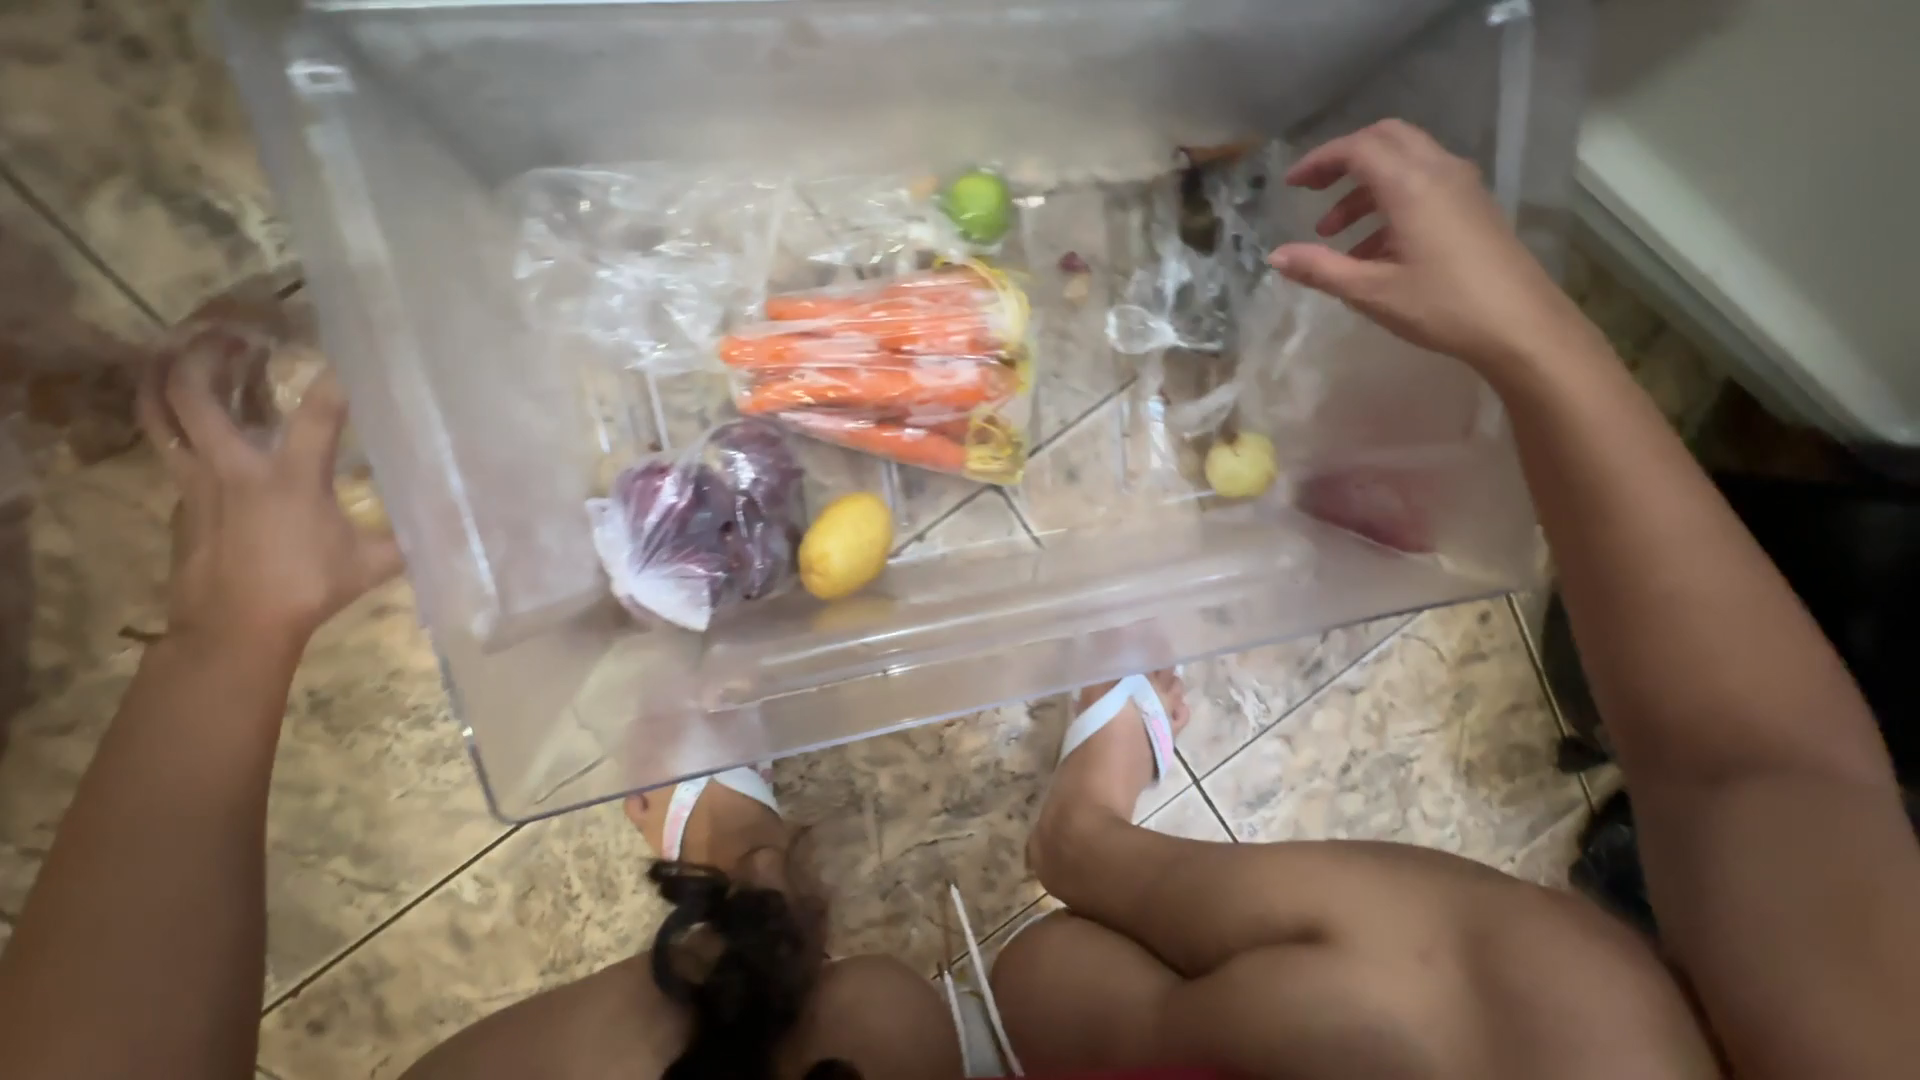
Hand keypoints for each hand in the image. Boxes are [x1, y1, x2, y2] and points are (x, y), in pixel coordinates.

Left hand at [137, 327, 402, 652]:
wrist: (235, 626)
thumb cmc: (309, 588)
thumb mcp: (375, 561)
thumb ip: (412, 534)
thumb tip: (460, 519)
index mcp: (290, 476)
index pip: (319, 412)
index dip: (337, 380)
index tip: (351, 353)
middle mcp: (235, 466)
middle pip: (196, 393)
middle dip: (206, 355)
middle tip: (231, 335)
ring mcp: (198, 480)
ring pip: (159, 413)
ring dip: (164, 376)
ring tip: (183, 352)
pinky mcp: (182, 498)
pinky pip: (166, 444)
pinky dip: (169, 418)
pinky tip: (188, 416)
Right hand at [1267, 119, 1592, 371]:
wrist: (1519, 324)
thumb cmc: (1440, 306)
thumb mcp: (1370, 291)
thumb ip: (1320, 269)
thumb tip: (1275, 256)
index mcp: (1411, 186)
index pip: (1358, 149)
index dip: (1319, 161)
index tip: (1291, 185)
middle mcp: (1439, 172)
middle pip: (1386, 139)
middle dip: (1343, 161)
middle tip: (1312, 192)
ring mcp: (1462, 187)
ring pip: (1405, 162)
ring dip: (1364, 187)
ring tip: (1334, 233)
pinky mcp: (1473, 206)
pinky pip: (1423, 184)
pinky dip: (1389, 201)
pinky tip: (1372, 248)